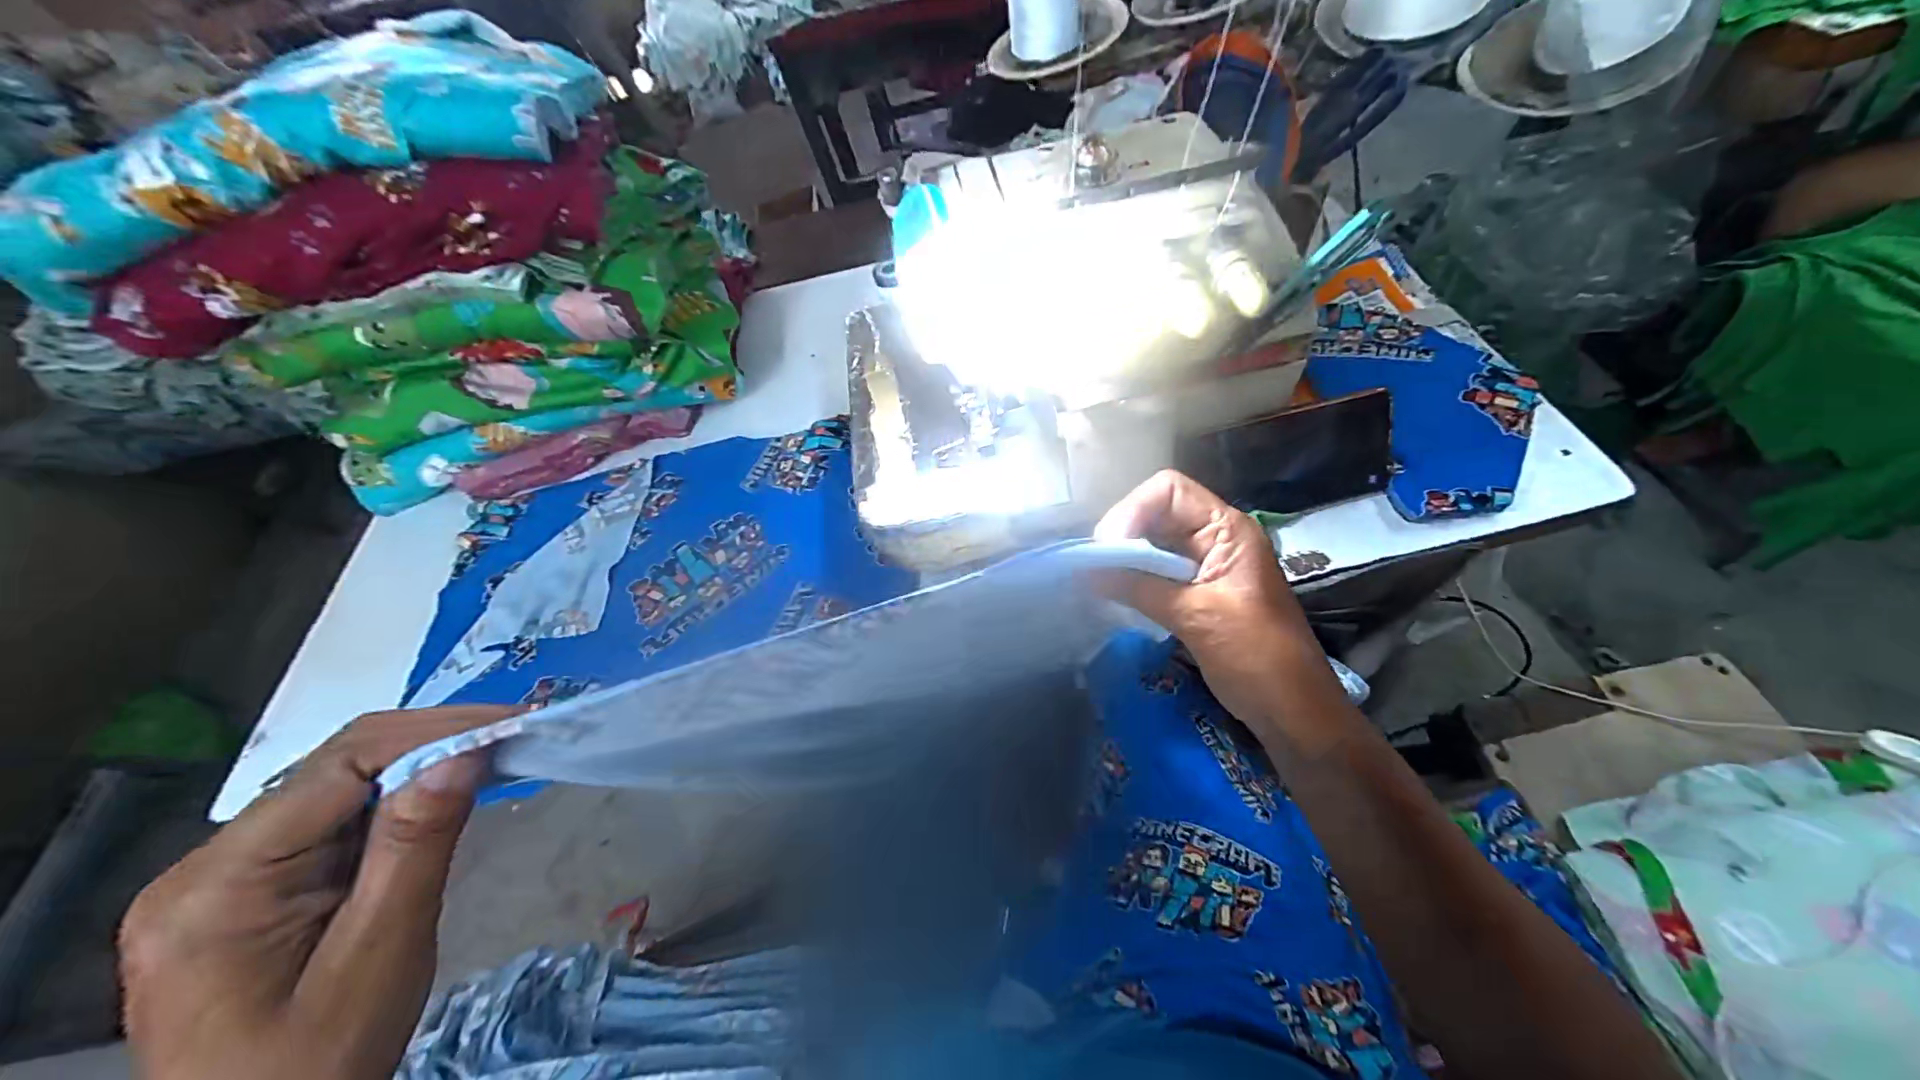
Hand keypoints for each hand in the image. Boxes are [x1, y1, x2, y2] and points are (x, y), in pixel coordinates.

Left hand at [120, 706, 518, 1079]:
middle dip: (431, 742)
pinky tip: (441, 799)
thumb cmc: (318, 1064)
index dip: (432, 732)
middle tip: (515, 732)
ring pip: (337, 788)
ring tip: (493, 755)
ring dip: (419, 767)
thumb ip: (415, 848)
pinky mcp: (250, 891)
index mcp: (216, 885)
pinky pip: (334, 821)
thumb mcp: (378, 957)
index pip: (336, 768)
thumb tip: (465, 755)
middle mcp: (204, 867)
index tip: (513, 723)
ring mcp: (222, 878)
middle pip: (332, 768)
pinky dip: (398, 801)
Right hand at [1094, 470, 1338, 726]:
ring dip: (1125, 557)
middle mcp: (1216, 538)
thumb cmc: (1257, 658)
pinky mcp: (1197, 592)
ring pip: (1153, 542)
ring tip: (1099, 580)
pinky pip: (1157, 571)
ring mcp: (1207, 565)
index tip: (1109, 549)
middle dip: (1123, 534)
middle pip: (1156, 512)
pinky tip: (1115, 594)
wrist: (1294, 712)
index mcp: (1228, 531)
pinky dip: (1134, 577)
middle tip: (1095, 568)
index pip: (1168, 491)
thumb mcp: (1196, 617)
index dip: (1132, 511)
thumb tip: (1086, 571)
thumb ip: (1139, 587)